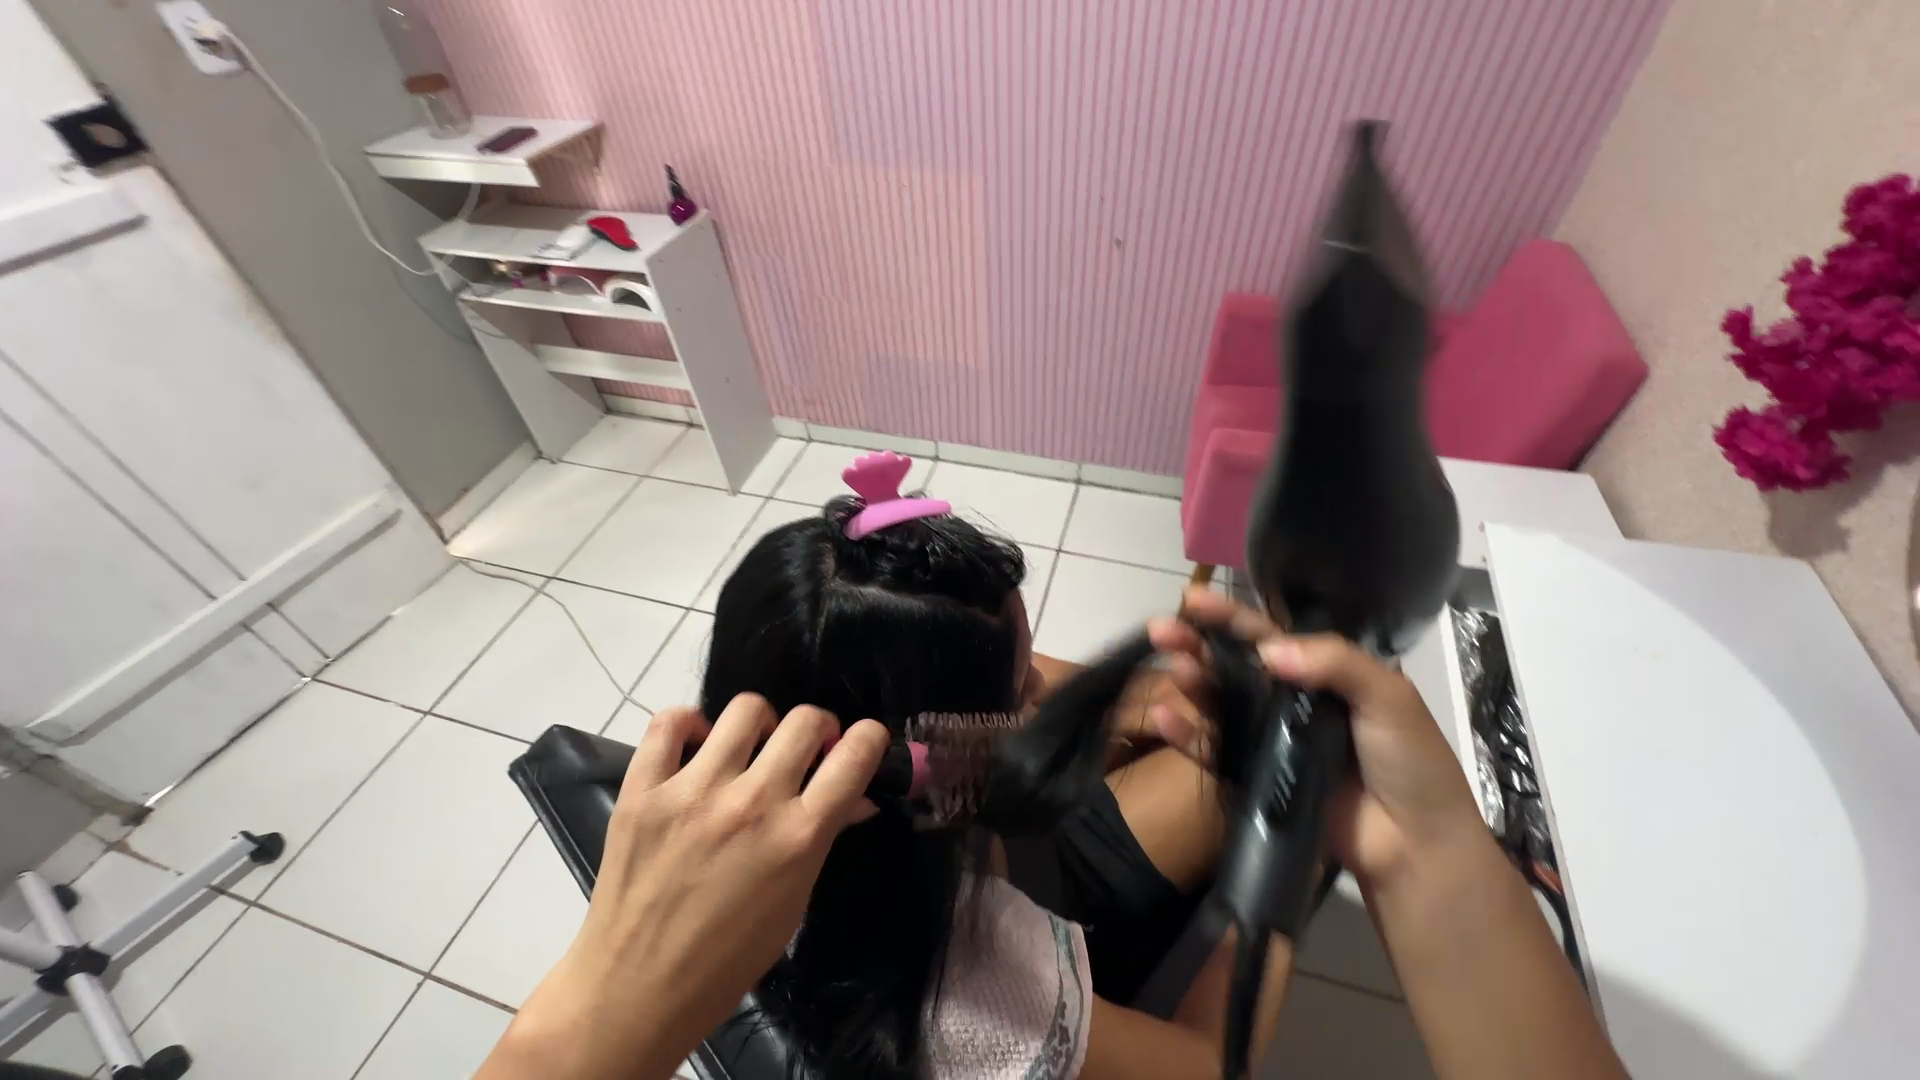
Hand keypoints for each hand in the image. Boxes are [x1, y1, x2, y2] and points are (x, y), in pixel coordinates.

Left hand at [482, 695, 890, 1079]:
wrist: (636, 990)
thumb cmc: (730, 955)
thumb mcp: (795, 899)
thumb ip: (826, 835)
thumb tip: (857, 796)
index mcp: (798, 836)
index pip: (855, 754)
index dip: (869, 738)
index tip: (860, 743)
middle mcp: (752, 803)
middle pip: (806, 720)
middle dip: (819, 728)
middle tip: (805, 751)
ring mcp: (693, 792)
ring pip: (747, 708)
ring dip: (761, 724)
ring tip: (750, 749)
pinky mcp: (643, 790)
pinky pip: (671, 721)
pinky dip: (689, 725)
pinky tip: (696, 748)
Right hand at [1147, 588, 1485, 891]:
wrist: (1416, 846)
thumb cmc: (1411, 762)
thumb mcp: (1389, 697)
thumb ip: (1335, 662)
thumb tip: (1268, 654)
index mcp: (1321, 672)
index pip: (1269, 636)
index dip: (1230, 616)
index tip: (1192, 598)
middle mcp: (1289, 699)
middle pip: (1232, 663)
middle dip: (1196, 643)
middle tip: (1161, 629)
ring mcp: (1269, 738)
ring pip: (1218, 701)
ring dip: (1190, 682)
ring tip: (1170, 668)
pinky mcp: (1255, 776)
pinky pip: (1213, 750)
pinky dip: (1185, 733)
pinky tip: (1163, 718)